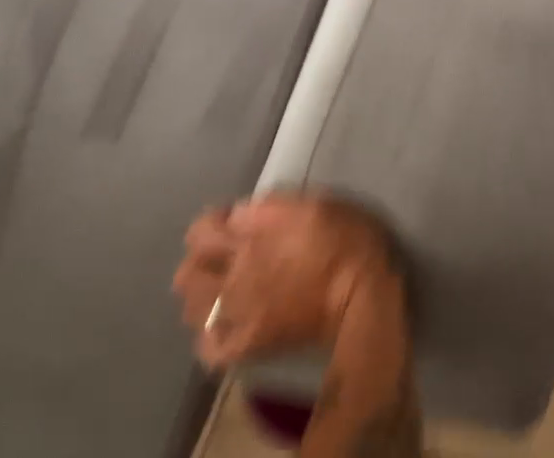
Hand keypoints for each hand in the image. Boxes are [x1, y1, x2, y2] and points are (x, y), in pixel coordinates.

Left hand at [173, 194, 396, 368]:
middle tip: (225, 257)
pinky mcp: (251, 344)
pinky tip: (227, 327)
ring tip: (226, 291)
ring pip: (193, 310)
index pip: (200, 232)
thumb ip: (270, 206)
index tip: (233, 221)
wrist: (367, 295)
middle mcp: (233, 277)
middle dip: (201, 262)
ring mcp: (239, 315)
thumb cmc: (347, 242)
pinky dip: (212, 338)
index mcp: (248, 238)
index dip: (214, 223)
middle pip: (187, 273)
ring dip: (203, 297)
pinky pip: (211, 349)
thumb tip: (238, 215)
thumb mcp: (316, 204)